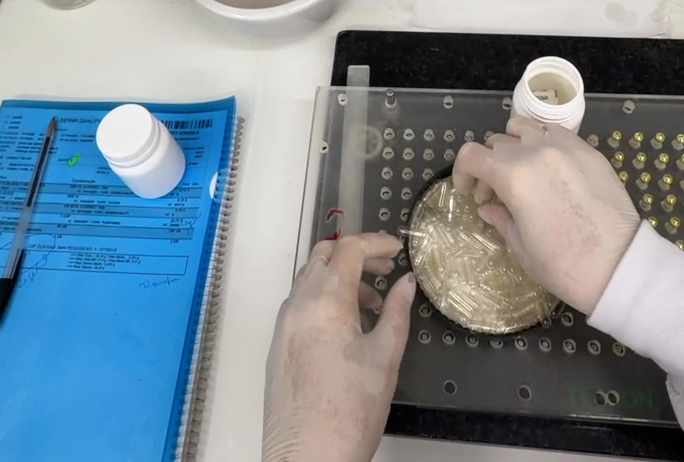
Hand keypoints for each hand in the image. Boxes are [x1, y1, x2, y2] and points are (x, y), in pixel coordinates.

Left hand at [263, 232, 414, 461]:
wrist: (308, 460)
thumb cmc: (352, 409)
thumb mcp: (385, 357)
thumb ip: (396, 312)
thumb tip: (406, 283)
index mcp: (326, 299)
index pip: (349, 249)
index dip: (376, 243)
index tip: (397, 249)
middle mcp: (299, 302)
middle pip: (324, 255)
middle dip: (355, 255)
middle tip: (384, 270)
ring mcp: (283, 323)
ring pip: (310, 278)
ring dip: (339, 277)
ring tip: (370, 305)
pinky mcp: (277, 344)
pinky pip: (300, 302)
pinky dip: (323, 298)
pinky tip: (345, 327)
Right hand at [452, 115, 640, 313]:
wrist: (621, 268)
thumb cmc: (565, 266)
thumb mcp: (522, 249)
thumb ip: (500, 219)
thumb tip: (488, 208)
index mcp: (513, 176)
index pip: (472, 155)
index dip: (463, 172)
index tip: (469, 191)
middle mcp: (536, 151)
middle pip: (497, 143)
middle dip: (489, 165)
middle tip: (496, 192)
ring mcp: (565, 147)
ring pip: (525, 127)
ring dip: (514, 145)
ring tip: (522, 170)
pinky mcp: (588, 150)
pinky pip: (555, 132)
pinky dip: (543, 142)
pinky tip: (550, 168)